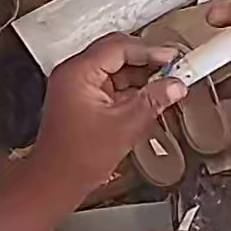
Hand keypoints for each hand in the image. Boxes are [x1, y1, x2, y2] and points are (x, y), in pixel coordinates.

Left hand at [30, 33, 186, 190]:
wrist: (55, 183)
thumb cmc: (77, 159)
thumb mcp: (124, 126)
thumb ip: (153, 101)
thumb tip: (175, 85)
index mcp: (78, 72)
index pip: (119, 47)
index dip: (150, 50)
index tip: (172, 57)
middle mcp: (74, 73)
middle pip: (116, 52)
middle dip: (146, 59)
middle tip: (173, 66)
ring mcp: (76, 84)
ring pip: (114, 67)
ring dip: (140, 73)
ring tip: (166, 81)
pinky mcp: (81, 97)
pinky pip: (109, 82)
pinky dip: (130, 87)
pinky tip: (150, 95)